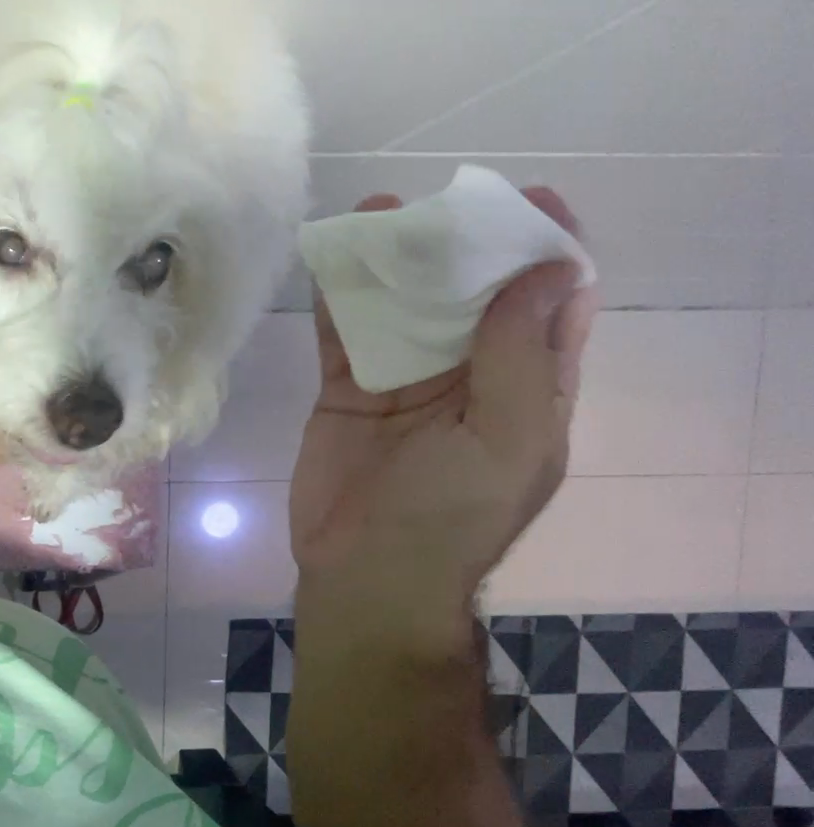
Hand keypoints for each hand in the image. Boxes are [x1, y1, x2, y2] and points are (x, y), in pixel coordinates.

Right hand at [290, 191, 598, 645]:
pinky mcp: (345, 395)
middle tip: (436, 204)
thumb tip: (541, 272)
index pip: (549, 303)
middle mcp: (469, 375)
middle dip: (459, 246)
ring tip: (375, 214)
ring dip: (393, 266)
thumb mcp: (506, 440)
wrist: (364, 573)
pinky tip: (329, 264)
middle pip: (471, 295)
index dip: (545, 249)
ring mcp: (402, 383)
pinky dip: (338, 303)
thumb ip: (519, 359)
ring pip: (403, 310)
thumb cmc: (448, 517)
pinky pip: (344, 339)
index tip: (528, 201)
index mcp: (528, 386)